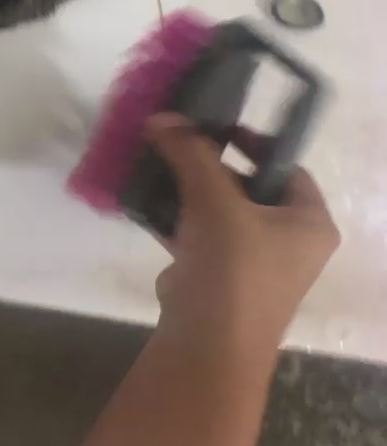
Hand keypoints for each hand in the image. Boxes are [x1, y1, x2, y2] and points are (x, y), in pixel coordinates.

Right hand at [147, 114, 339, 351]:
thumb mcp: (214, 200)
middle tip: (166, 143)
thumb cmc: (234, 263)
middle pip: (244, 185)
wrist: (212, 329)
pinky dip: (167, 210)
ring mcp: (250, 253)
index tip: (211, 126)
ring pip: (213, 205)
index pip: (287, 169)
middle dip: (203, 163)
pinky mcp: (214, 264)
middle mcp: (286, 236)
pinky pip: (192, 226)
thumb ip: (190, 155)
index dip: (253, 143)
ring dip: (179, 185)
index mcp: (307, 221)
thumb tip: (163, 116)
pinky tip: (137, 198)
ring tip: (145, 165)